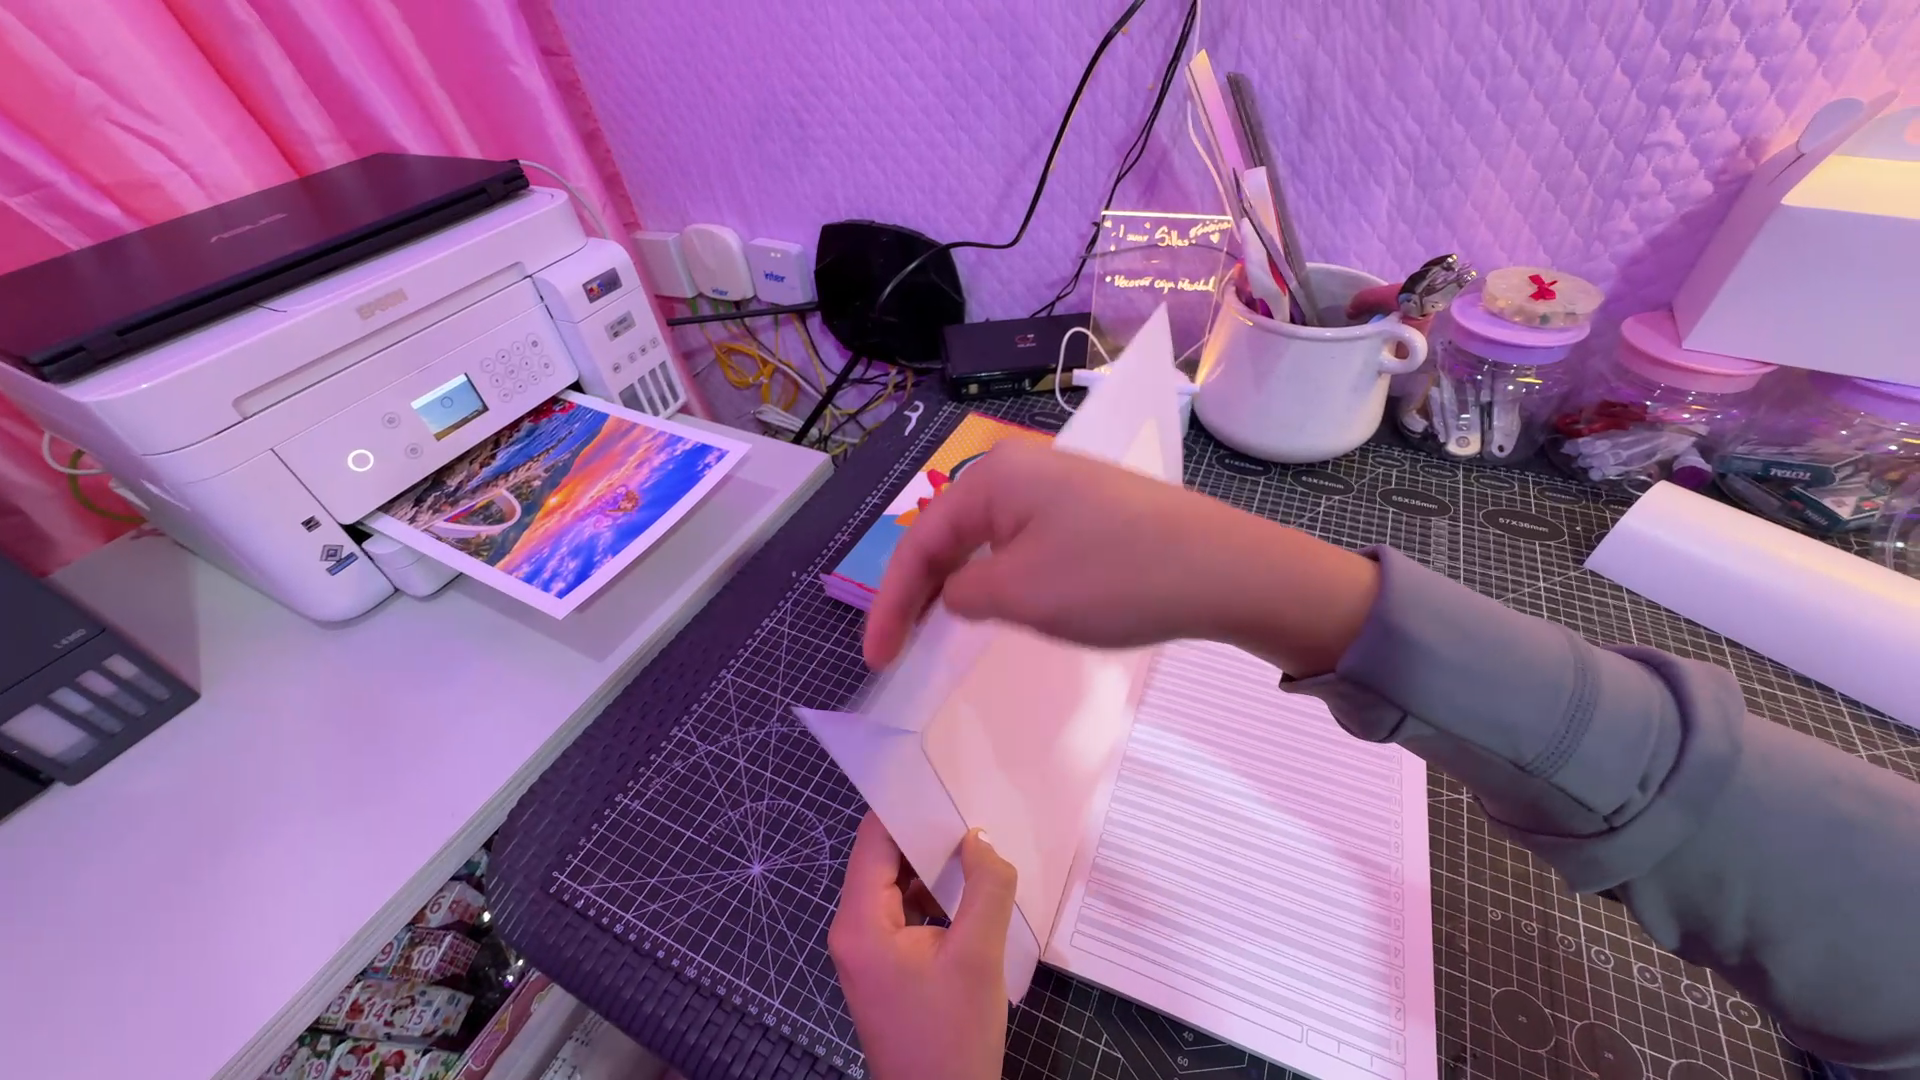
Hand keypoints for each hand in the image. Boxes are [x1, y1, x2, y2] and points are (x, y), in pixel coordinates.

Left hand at [829, 812, 1015, 1079]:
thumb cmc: (953, 1036)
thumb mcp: (979, 955)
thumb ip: (986, 887)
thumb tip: (980, 839)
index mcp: (860, 922)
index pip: (874, 839)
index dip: (907, 807)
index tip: (945, 784)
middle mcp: (854, 929)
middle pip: (883, 858)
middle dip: (925, 834)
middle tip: (969, 811)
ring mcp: (867, 949)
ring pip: (895, 884)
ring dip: (931, 866)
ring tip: (974, 844)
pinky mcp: (886, 965)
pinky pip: (904, 911)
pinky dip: (932, 895)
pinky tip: (967, 890)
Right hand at [863, 441, 1379, 676]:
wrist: (1225, 569)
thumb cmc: (1113, 578)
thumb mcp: (1020, 595)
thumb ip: (964, 593)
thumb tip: (957, 591)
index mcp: (991, 478)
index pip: (918, 542)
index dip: (890, 604)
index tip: (876, 658)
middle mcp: (1019, 470)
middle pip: (948, 535)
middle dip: (921, 592)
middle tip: (903, 646)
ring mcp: (1058, 486)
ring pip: (986, 541)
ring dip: (959, 586)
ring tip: (943, 631)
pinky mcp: (1087, 508)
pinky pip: (1022, 542)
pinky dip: (1000, 578)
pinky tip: (1004, 604)